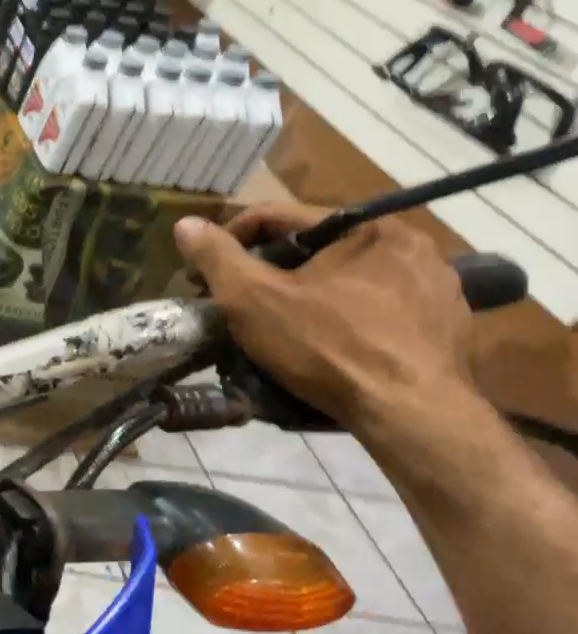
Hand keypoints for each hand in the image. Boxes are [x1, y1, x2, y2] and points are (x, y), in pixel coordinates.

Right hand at [173, 203, 474, 426]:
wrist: (410, 416)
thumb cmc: (325, 346)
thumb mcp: (250, 297)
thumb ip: (215, 254)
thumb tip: (186, 223)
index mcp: (369, 228)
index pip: (277, 216)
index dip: (229, 240)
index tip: (204, 274)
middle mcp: (413, 247)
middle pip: (314, 245)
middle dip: (269, 268)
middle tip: (239, 298)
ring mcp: (438, 287)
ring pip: (347, 275)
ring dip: (308, 289)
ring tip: (280, 320)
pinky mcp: (448, 324)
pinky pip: (379, 305)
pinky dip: (346, 313)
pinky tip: (327, 340)